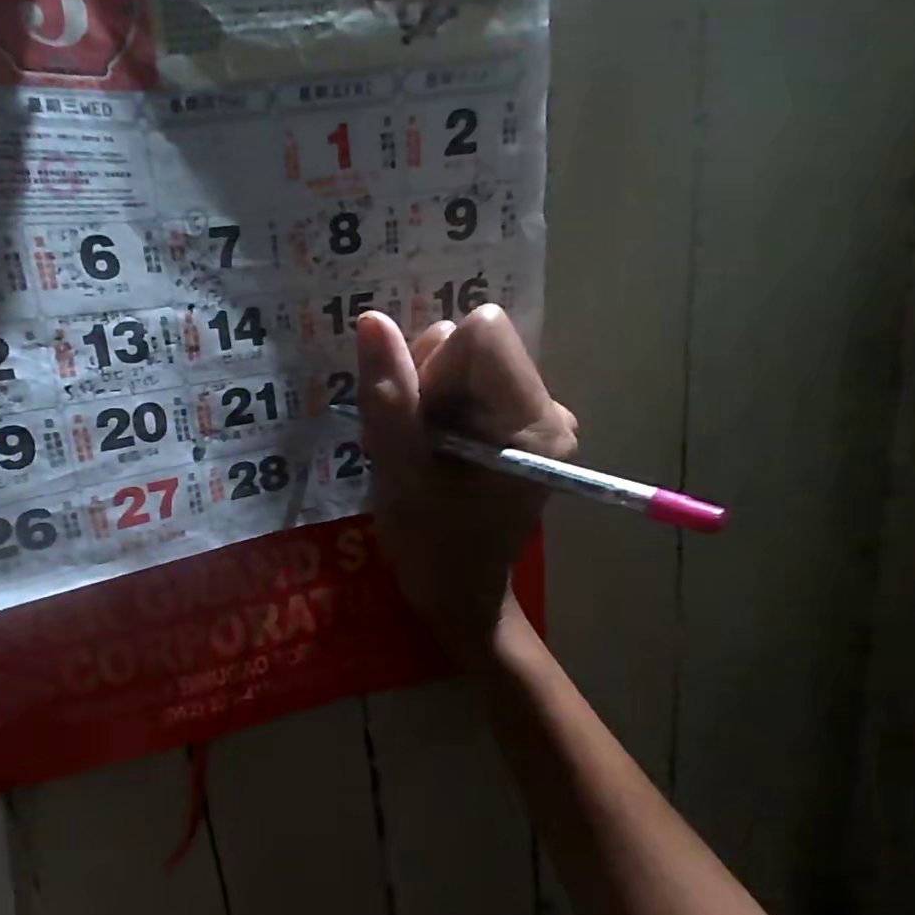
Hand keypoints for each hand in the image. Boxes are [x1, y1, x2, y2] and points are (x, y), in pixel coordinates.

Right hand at [355, 306, 577, 668]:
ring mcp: (529, 413)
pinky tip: (424, 450)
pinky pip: (457, 382)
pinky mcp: (510, 422)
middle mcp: (544, 405)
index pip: (478, 333)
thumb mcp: (400, 475)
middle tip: (412, 445)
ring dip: (418, 399)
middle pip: (464, 344)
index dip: (432, 367)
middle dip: (422, 385)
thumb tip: (371, 320)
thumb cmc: (433, 547)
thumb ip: (388, 398)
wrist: (459, 594)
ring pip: (454, 360)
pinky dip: (427, 409)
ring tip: (415, 453)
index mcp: (532, 419)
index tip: (419, 423)